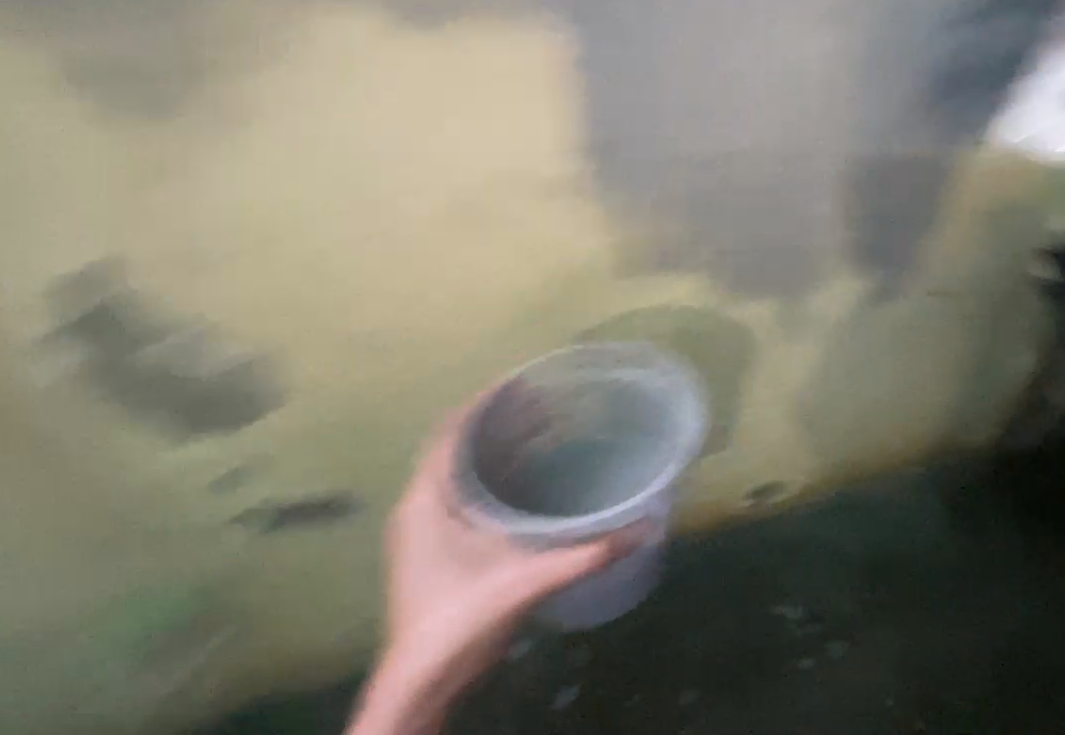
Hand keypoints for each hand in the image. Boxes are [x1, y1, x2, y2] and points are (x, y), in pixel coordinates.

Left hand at [351, 403, 640, 733]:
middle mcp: (420, 506)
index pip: (450, 432)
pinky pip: (464, 491)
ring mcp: (424, 529)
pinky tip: (529, 477)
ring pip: (459, 469)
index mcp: (429, 501)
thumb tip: (644, 527)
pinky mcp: (435, 547)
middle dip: (499, 420)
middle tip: (547, 401)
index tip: (523, 380)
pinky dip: (494, 474)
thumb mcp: (528, 582)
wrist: (419, 683)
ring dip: (496, 446)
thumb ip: (586, 553)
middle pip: (456, 445)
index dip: (483, 401)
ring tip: (543, 429)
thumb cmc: (461, 621)